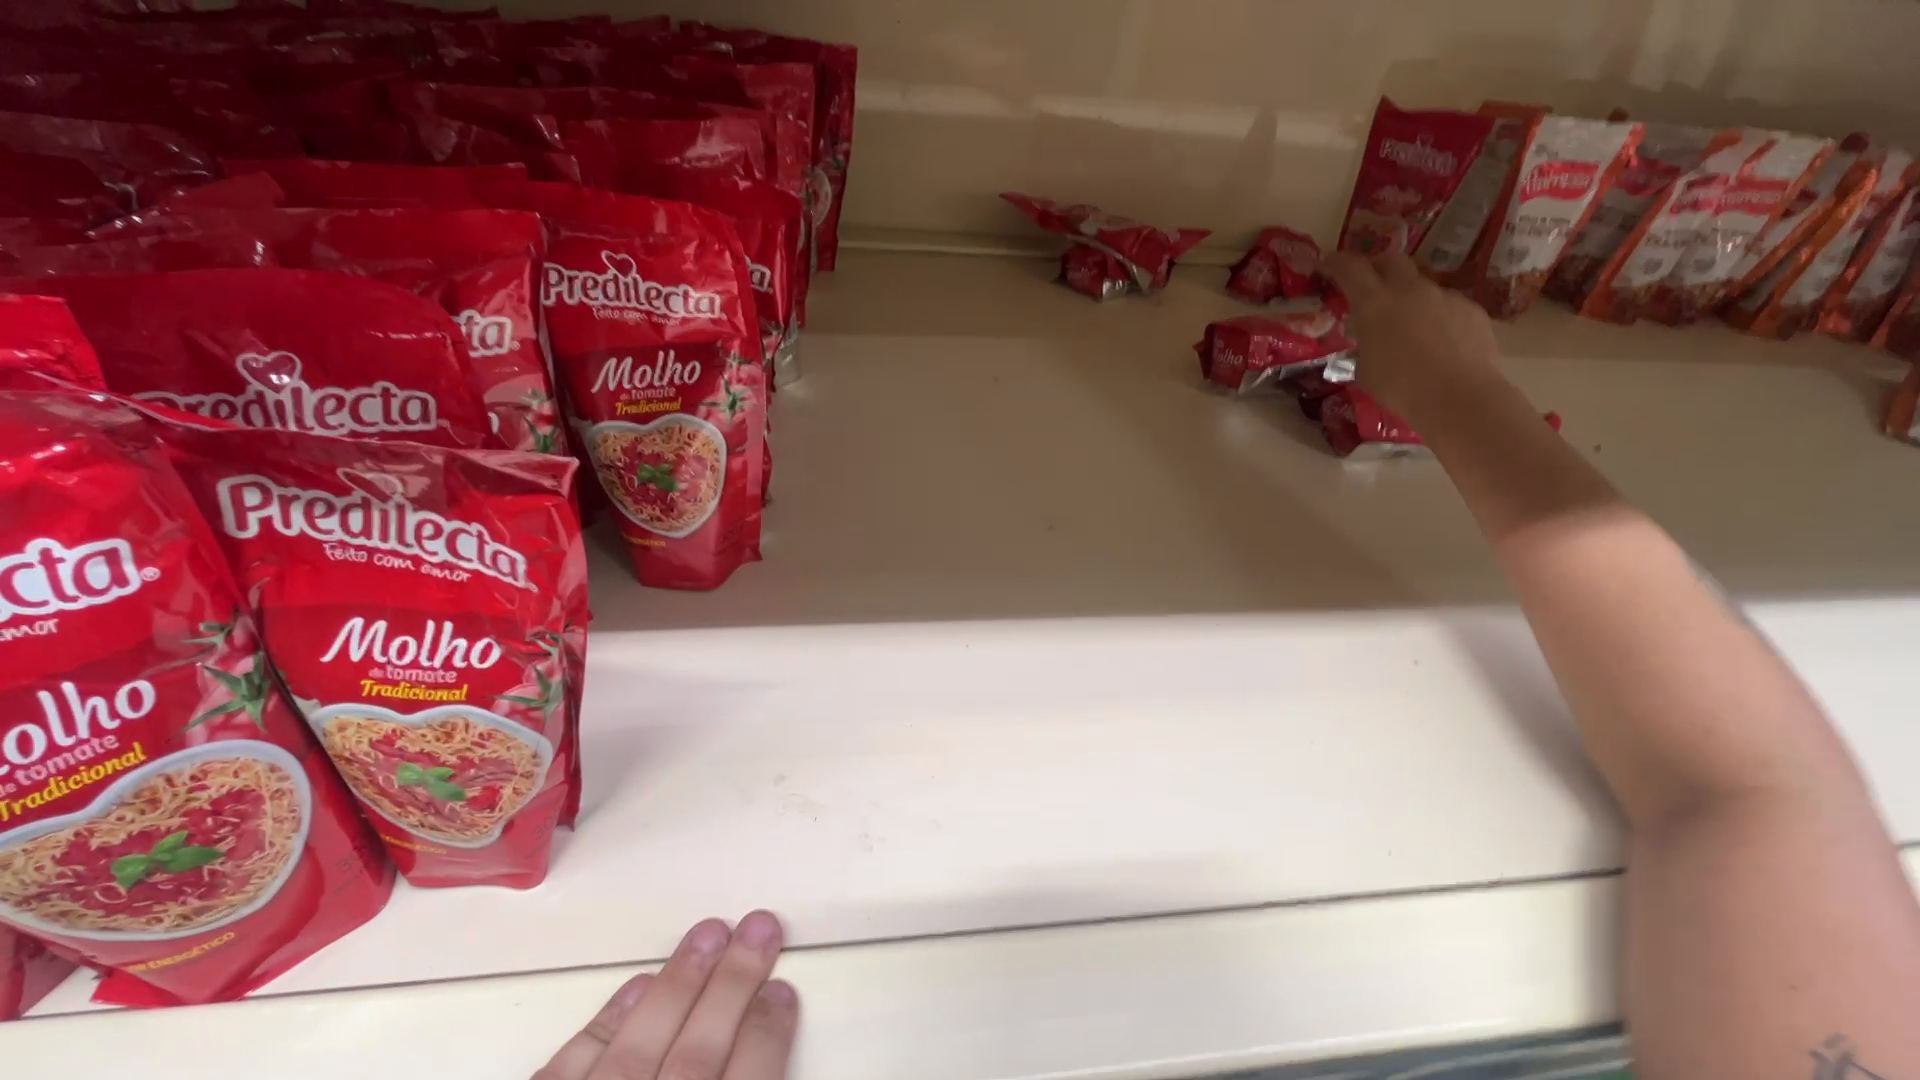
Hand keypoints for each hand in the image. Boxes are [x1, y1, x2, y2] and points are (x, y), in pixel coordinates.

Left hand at [535, 912, 798, 1079]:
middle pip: (699, 1054)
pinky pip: (572, 1064)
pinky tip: (636, 985)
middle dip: (734, 983)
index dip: (768, 1032)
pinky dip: (607, 1022)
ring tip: (709, 932)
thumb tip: (760, 1034)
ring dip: (679, 983)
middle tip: (760, 927)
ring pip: (639, 1045)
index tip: (783, 988)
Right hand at [1322, 251, 1505, 421]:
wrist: (1459, 396)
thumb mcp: (1365, 370)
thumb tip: (1370, 342)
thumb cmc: (1400, 387)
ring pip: (1420, 284)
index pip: (1351, 268)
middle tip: (1368, 283)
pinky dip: (1436, 315)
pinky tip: (1438, 341)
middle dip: (1375, 266)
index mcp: (1375, 303)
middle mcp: (1409, 290)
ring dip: (1408, 295)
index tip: (1326, 265)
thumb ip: (1365, 345)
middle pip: (1391, 260)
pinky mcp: (1470, 309)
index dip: (1336, 262)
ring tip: (1407, 323)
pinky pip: (1447, 305)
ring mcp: (1444, 296)